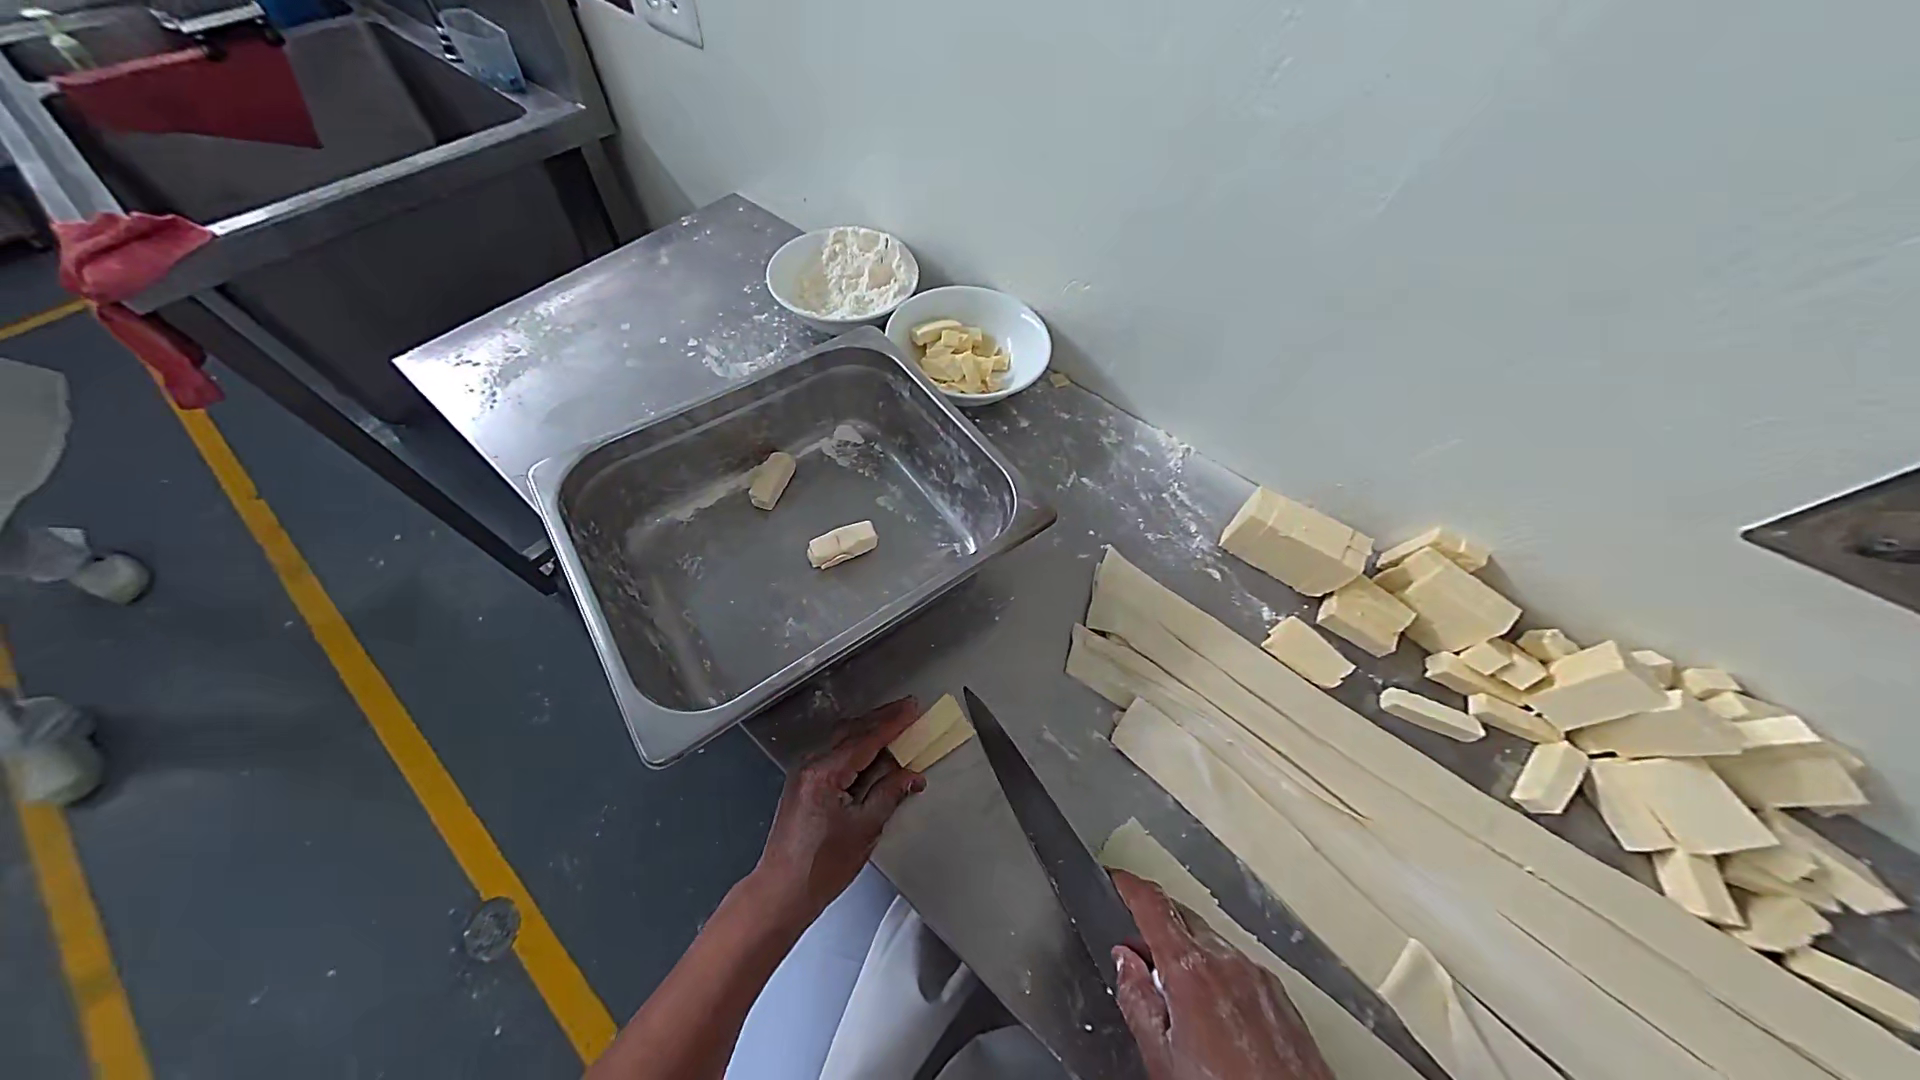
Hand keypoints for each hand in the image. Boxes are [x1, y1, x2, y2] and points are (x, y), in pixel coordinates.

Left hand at [752, 698, 926, 923]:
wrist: (782, 891)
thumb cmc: (820, 867)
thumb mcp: (865, 828)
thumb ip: (889, 793)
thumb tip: (909, 776)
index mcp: (825, 773)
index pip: (866, 739)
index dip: (892, 723)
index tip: (911, 710)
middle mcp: (810, 765)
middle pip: (851, 731)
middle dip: (881, 720)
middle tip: (907, 711)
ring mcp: (803, 772)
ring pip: (841, 739)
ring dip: (868, 731)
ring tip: (895, 728)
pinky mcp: (803, 783)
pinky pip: (833, 753)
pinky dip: (855, 747)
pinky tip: (872, 753)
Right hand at [1110, 869, 1333, 1079]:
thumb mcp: (1161, 1058)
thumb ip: (1136, 1000)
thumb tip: (1124, 961)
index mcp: (1192, 970)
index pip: (1153, 905)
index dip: (1129, 885)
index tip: (1116, 878)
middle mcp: (1228, 961)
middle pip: (1183, 918)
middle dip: (1157, 926)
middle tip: (1139, 956)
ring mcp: (1259, 976)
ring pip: (1212, 943)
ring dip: (1189, 954)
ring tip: (1179, 1001)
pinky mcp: (1282, 996)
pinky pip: (1238, 966)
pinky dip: (1218, 974)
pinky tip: (1215, 1015)